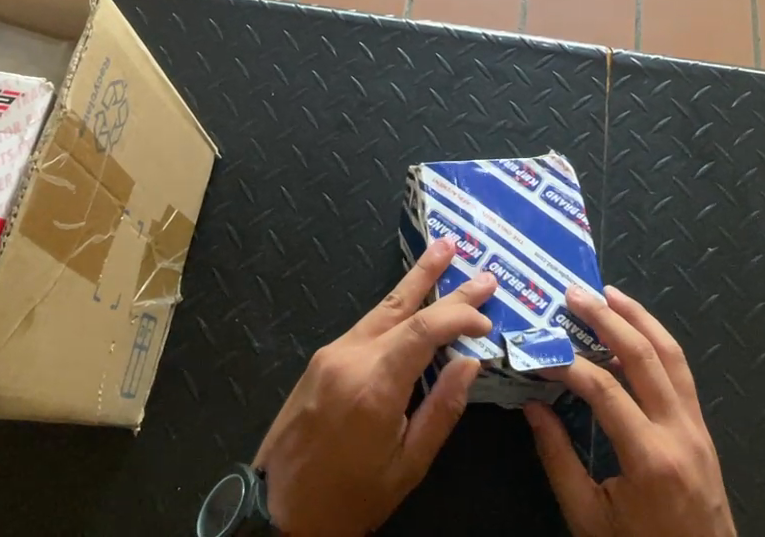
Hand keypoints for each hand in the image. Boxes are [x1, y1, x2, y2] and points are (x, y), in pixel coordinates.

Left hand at [253, 236, 497, 536]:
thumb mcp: (407, 466)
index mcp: (374, 386)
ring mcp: (331, 354)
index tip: (486, 317)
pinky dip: (394, 310)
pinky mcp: (321, 360)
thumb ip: (442, 410)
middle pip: (402, 304)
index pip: (424, 329)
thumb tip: (470, 362)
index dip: (458, 315)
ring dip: (415, 281)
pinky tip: (411, 302)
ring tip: (442, 252)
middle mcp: (350, 357)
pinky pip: (365, 326)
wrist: (277, 512)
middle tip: (471, 258)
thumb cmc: (350, 497)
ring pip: (381, 308)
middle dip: (440, 279)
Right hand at [524, 286, 734, 536]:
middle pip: (644, 357)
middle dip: (607, 319)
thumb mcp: (589, 517)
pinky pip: (681, 373)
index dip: (567, 364)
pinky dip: (658, 342)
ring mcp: (697, 427)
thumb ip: (558, 459)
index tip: (538, 351)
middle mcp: (679, 432)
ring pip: (672, 355)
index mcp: (649, 457)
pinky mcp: (703, 429)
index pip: (604, 389)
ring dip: (639, 318)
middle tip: (576, 294)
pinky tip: (638, 328)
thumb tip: (533, 406)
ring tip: (609, 294)